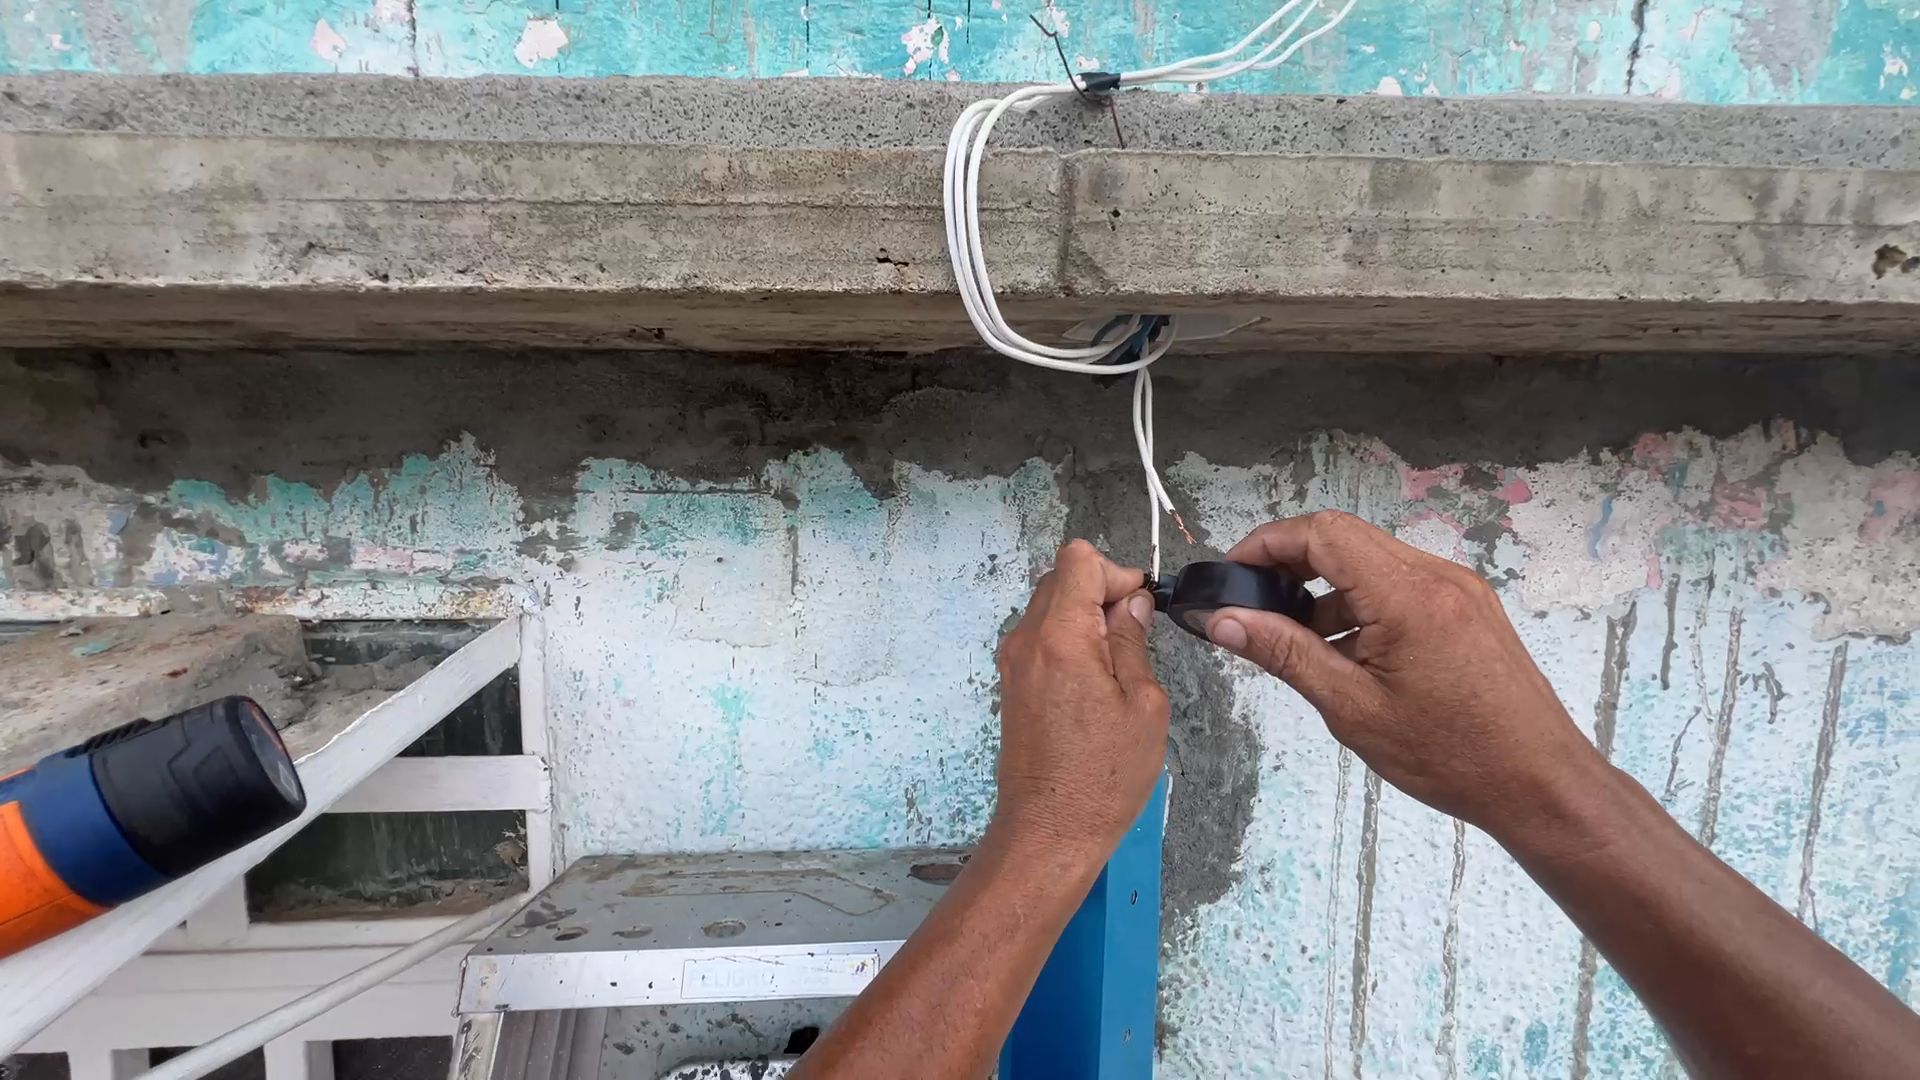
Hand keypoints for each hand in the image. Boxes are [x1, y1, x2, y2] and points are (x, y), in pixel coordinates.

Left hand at [992, 540, 1168, 866]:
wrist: (1049, 828)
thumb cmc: (1104, 775)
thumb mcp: (1142, 704)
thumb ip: (1131, 641)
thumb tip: (1130, 602)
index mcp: (1060, 637)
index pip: (1078, 560)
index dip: (1115, 573)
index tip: (1138, 607)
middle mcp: (1026, 639)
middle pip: (1061, 577)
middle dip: (1100, 590)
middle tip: (1132, 634)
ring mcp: (1012, 660)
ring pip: (1049, 604)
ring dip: (1083, 614)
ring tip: (1115, 661)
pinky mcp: (1011, 680)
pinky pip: (1040, 634)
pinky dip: (1068, 637)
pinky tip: (1092, 677)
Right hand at [1204, 511, 1600, 831]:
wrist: (1544, 786)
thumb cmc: (1450, 755)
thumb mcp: (1350, 707)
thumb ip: (1283, 653)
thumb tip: (1222, 620)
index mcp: (1409, 596)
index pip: (1322, 534)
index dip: (1266, 543)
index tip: (1231, 573)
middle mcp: (1437, 576)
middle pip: (1342, 536)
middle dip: (1287, 558)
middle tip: (1251, 598)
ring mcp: (1457, 588)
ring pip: (1366, 557)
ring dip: (1320, 582)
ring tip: (1291, 632)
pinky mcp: (1464, 606)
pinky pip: (1393, 581)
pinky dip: (1353, 599)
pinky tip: (1340, 646)